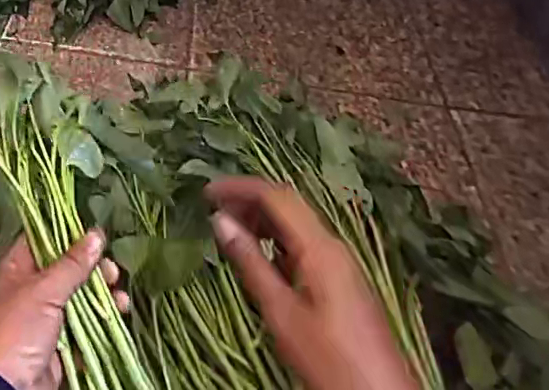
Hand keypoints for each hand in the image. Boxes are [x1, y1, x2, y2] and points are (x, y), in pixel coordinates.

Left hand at [0, 231, 125, 389]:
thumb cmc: (20, 329)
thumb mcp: (44, 291)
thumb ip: (72, 264)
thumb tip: (95, 234)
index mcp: (18, 267)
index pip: (44, 238)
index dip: (68, 232)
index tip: (94, 231)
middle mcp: (31, 287)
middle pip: (67, 268)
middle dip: (92, 268)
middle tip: (112, 270)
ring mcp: (46, 316)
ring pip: (79, 296)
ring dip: (102, 294)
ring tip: (120, 295)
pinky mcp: (60, 343)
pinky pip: (85, 325)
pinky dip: (102, 320)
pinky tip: (120, 312)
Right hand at [207, 177, 417, 389]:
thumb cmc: (330, 362)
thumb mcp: (281, 313)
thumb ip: (250, 262)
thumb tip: (220, 220)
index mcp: (319, 247)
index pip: (274, 195)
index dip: (238, 187)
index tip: (207, 194)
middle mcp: (332, 245)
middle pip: (286, 203)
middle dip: (248, 201)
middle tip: (216, 213)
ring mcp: (340, 262)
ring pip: (295, 223)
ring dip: (261, 220)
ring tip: (232, 233)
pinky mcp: (341, 280)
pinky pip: (303, 243)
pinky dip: (276, 240)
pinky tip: (260, 259)